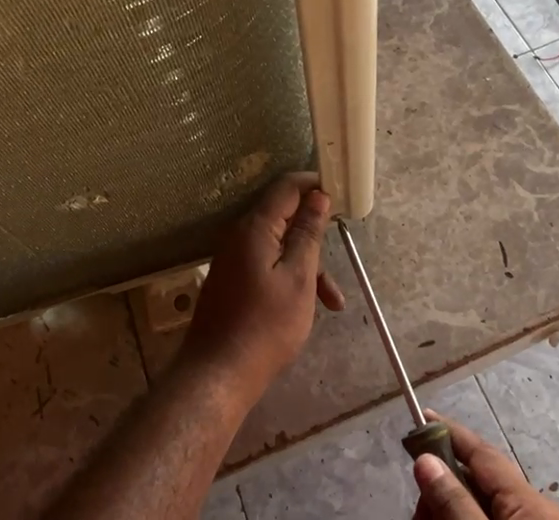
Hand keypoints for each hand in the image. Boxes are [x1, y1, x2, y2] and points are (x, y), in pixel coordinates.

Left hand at [180, 172, 346, 394]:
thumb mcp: (298, 278)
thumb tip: (317, 196)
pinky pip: (266, 265)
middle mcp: (239, 236)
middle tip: (340, 253)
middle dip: (315, 235)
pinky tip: (307, 308)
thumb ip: (308, 234)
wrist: (218, 374)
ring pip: (278, 247)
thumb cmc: (265, 326)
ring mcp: (233, 259)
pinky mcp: (232, 280)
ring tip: (332, 301)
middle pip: (283, 218)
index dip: (314, 185)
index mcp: (254, 228)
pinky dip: (289, 278)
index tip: (340, 194)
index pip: (285, 187)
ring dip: (307, 265)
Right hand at [411, 413, 558, 519]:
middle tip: (418, 507)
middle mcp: (535, 508)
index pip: (483, 452)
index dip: (451, 432)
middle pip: (479, 480)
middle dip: (443, 485)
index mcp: (530, 501)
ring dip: (450, 507)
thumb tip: (425, 460)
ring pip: (481, 503)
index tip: (422, 415)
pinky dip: (465, 517)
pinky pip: (490, 519)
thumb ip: (455, 502)